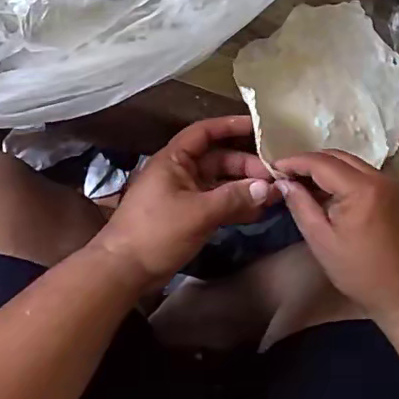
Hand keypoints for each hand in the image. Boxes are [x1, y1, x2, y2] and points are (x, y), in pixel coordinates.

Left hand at [93, 116, 273, 288]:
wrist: (122, 272)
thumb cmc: (155, 232)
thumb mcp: (198, 213)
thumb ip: (234, 198)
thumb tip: (269, 187)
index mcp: (174, 160)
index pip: (206, 132)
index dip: (231, 125)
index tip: (259, 127)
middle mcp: (181, 172)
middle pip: (220, 159)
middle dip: (247, 165)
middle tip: (275, 175)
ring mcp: (186, 195)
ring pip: (222, 183)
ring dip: (246, 187)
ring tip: (275, 194)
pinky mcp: (190, 216)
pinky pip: (219, 203)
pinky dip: (238, 206)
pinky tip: (260, 212)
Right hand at [273, 150, 398, 327]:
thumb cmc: (360, 272)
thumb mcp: (322, 240)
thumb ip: (301, 206)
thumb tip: (283, 182)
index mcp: (361, 187)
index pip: (321, 162)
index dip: (294, 162)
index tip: (271, 167)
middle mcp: (378, 177)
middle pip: (337, 156)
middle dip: (309, 162)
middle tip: (284, 175)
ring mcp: (388, 183)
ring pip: (349, 162)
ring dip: (324, 168)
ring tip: (299, 182)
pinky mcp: (391, 192)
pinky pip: (360, 173)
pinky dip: (340, 176)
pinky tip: (323, 191)